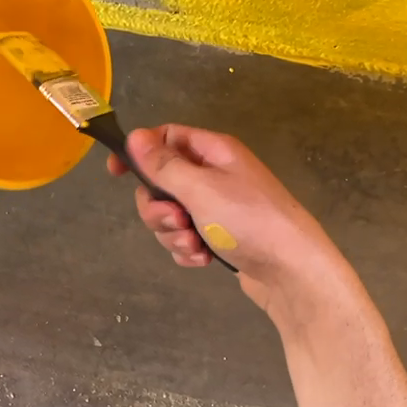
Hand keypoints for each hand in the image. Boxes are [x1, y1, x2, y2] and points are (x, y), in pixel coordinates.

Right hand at [109, 124, 357, 322]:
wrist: (290, 270)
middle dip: (159, 209)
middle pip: (161, 184)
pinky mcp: (219, 236)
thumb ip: (164, 165)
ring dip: (173, 234)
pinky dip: (188, 250)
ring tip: (195, 245)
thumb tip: (135, 136)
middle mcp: (214, 176)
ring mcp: (217, 208)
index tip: (116, 174)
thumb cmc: (248, 220)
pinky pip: (185, 239)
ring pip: (170, 216)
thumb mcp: (200, 189)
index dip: (139, 154)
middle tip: (177, 221)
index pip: (166, 139)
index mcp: (213, 153)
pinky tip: (204, 259)